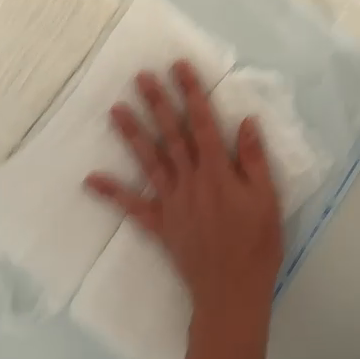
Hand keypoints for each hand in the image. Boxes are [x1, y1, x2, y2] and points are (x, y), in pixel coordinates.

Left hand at [85, 61, 282, 321]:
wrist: (232, 291)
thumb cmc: (256, 242)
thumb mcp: (267, 197)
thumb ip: (253, 158)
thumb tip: (245, 120)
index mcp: (217, 170)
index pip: (203, 123)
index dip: (191, 93)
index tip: (180, 67)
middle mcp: (190, 180)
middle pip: (171, 134)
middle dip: (158, 103)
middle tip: (142, 76)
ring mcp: (171, 202)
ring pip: (149, 160)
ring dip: (132, 134)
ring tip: (115, 109)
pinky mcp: (159, 225)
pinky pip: (132, 206)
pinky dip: (111, 193)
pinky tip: (91, 179)